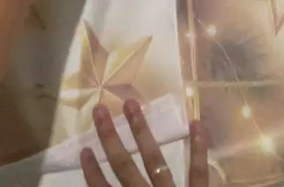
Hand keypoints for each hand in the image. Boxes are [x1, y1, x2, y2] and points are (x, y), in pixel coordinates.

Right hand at [81, 102, 208, 186]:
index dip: (93, 173)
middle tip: (99, 109)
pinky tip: (197, 124)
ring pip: (155, 161)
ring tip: (131, 103)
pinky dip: (199, 150)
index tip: (84, 149)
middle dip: (111, 138)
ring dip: (142, 132)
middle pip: (125, 168)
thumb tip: (104, 182)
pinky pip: (199, 174)